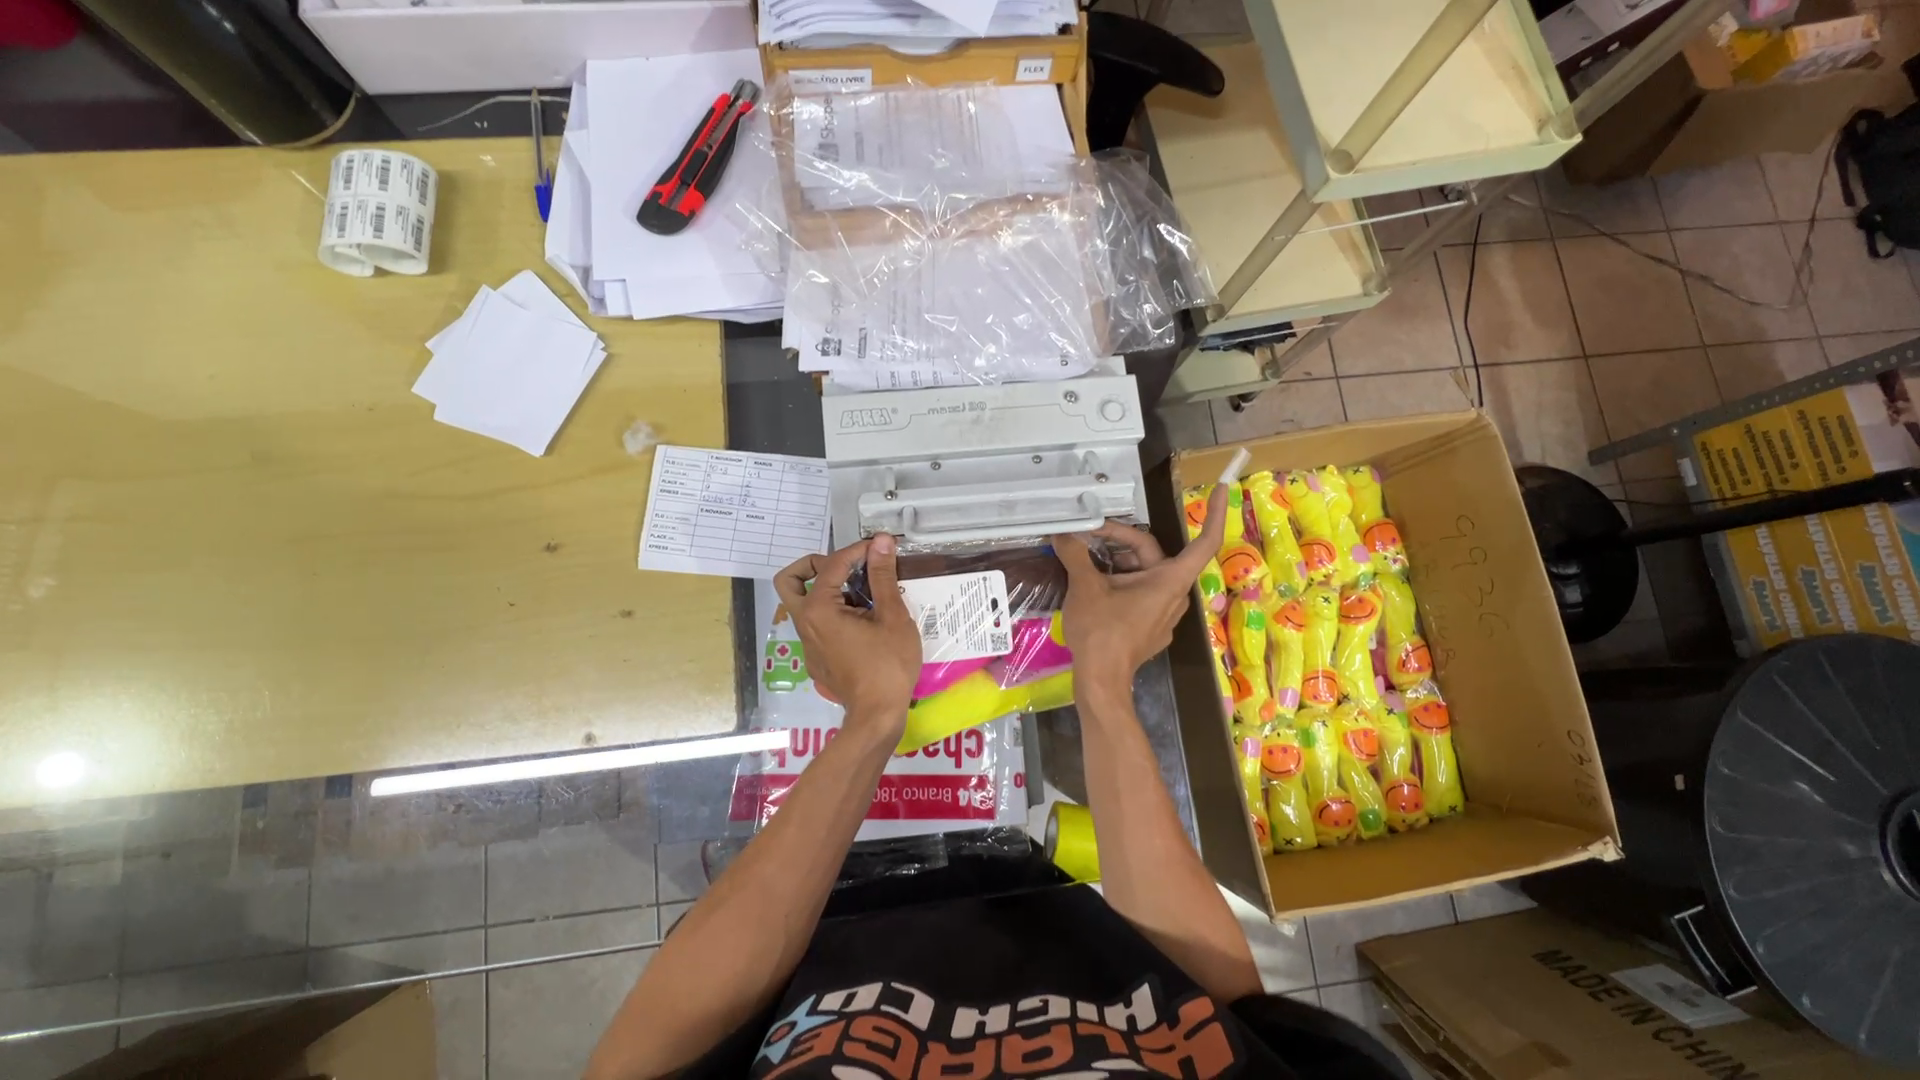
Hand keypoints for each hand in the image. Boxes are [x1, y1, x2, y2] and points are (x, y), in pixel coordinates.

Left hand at [773, 534, 921, 738]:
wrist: (877, 715)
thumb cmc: (888, 664)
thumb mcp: (892, 616)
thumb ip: (882, 576)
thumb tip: (880, 541)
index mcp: (819, 609)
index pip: (833, 564)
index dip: (858, 550)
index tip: (882, 548)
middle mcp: (804, 623)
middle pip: (791, 580)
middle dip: (816, 565)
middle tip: (847, 568)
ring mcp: (807, 643)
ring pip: (802, 603)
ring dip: (826, 589)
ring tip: (862, 594)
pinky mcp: (816, 658)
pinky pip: (816, 625)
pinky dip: (833, 613)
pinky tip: (863, 623)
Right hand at [1053, 485, 1227, 703]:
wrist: (1101, 682)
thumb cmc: (1101, 632)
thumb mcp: (1085, 586)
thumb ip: (1076, 555)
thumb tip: (1063, 534)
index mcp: (1169, 580)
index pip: (1204, 542)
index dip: (1214, 513)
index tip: (1221, 489)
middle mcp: (1174, 596)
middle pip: (1153, 554)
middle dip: (1121, 540)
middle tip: (1087, 533)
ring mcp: (1164, 615)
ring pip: (1144, 574)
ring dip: (1117, 562)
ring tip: (1084, 557)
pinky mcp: (1151, 629)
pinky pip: (1140, 594)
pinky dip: (1119, 582)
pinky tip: (1092, 584)